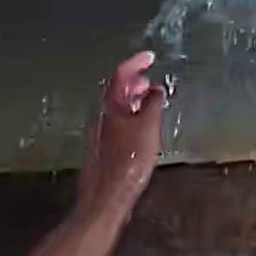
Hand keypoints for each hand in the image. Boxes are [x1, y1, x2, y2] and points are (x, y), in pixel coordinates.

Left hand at [76, 51, 164, 220]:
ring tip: (150, 98)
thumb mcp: (149, 125)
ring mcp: (100, 134)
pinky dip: (130, 112)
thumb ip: (153, 102)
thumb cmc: (130, 159)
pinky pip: (117, 120)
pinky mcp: (102, 148)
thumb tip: (155, 89)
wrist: (106, 199)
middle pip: (115, 90)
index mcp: (111, 107)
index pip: (120, 75)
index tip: (150, 55)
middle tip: (150, 76)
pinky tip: (142, 122)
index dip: (135, 62)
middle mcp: (101, 117)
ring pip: (116, 106)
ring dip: (133, 97)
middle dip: (134, 79)